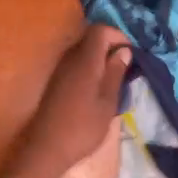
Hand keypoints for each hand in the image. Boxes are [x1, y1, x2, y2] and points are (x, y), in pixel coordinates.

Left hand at [18, 24, 131, 173]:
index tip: (130, 53)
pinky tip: (97, 88)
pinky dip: (89, 68)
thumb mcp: (107, 102)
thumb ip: (115, 73)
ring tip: (114, 79)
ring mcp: (60, 69)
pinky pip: (76, 63)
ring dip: (100, 58)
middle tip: (125, 67)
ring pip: (83, 51)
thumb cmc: (83, 127)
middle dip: (110, 46)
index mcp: (85, 60)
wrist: (47, 148)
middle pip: (91, 38)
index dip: (118, 35)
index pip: (100, 30)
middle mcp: (70, 58)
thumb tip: (124, 50)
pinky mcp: (56, 81)